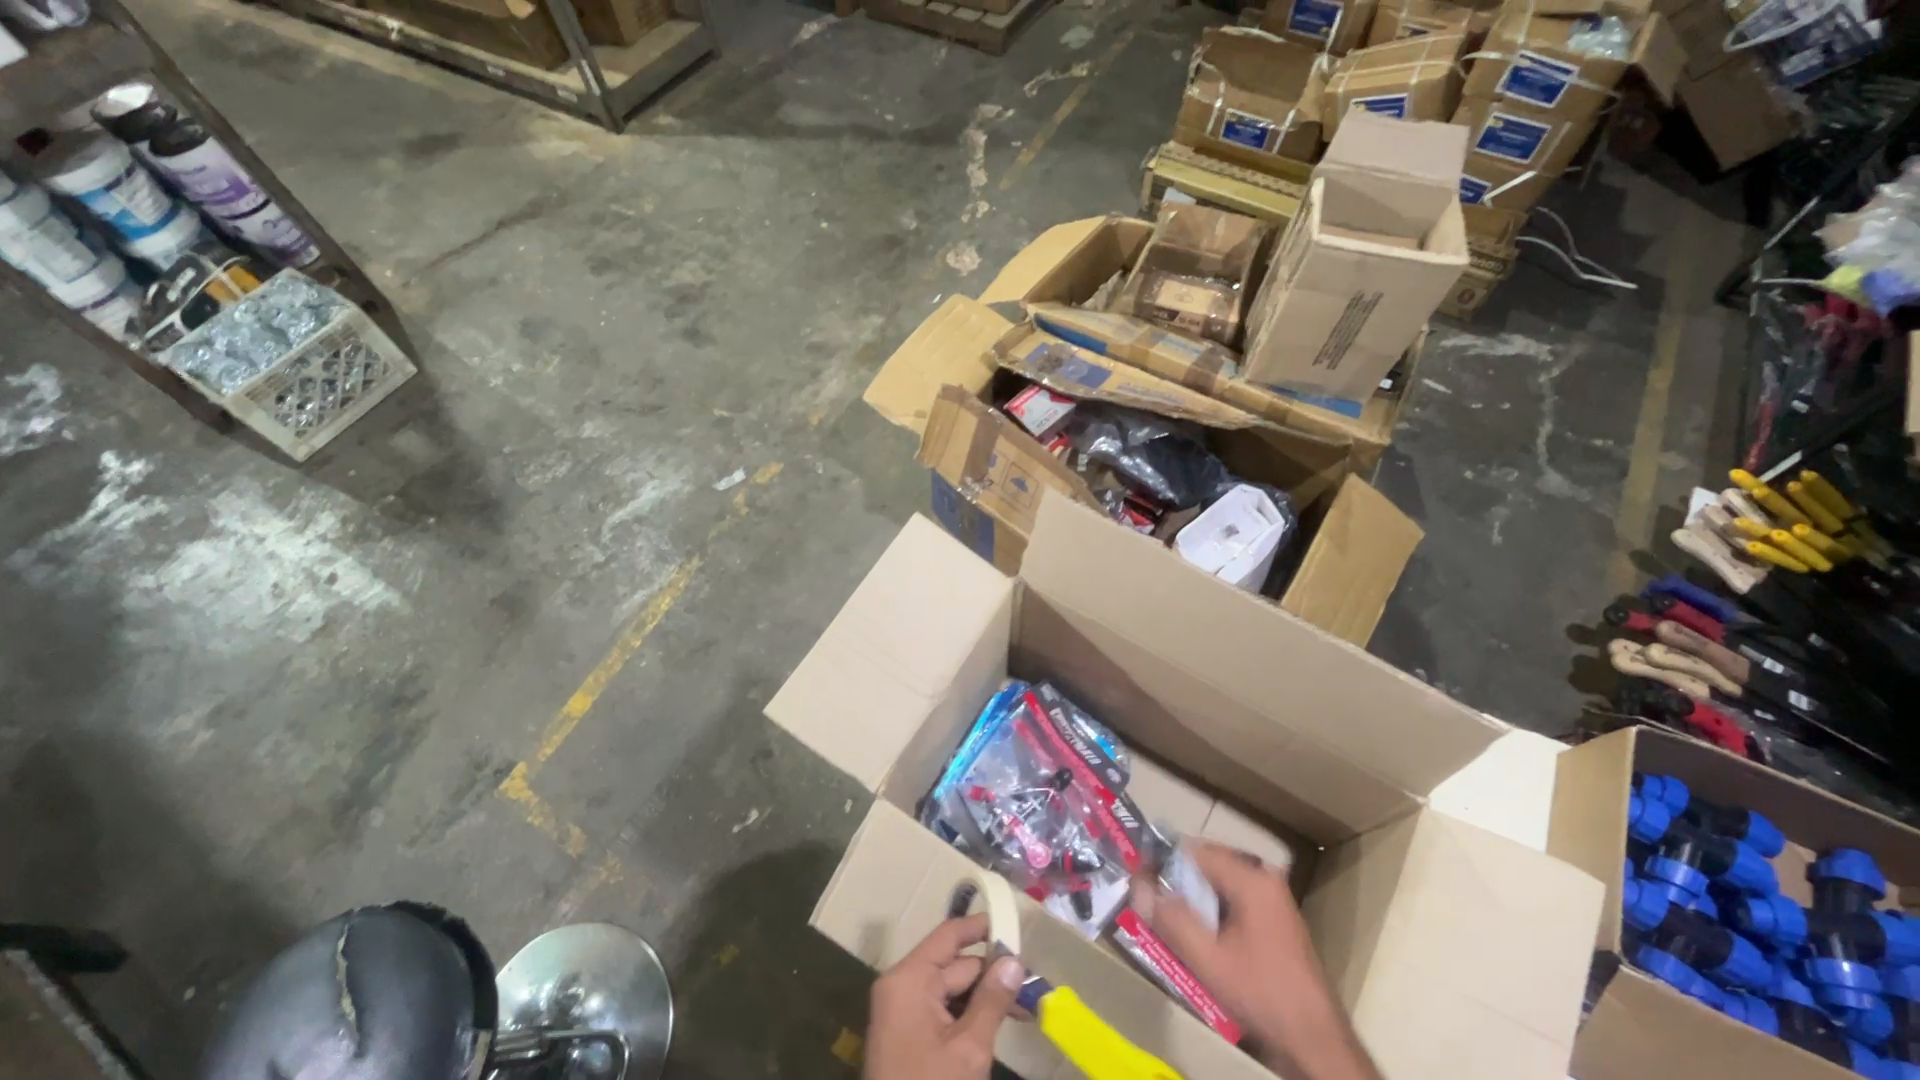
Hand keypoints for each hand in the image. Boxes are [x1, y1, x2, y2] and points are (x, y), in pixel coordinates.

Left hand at [864, 913, 1024, 1079]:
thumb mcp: (969, 1048)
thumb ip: (992, 1000)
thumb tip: (1014, 960)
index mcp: (909, 979)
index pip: (949, 936)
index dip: (982, 927)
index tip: (1016, 923)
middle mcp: (903, 986)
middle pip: (956, 965)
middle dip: (994, 973)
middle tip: (1034, 984)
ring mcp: (905, 1011)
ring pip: (955, 990)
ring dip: (987, 996)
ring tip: (1026, 1008)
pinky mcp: (911, 1034)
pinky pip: (946, 1011)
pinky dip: (972, 1015)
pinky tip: (1003, 1022)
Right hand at [1133, 841, 1380, 1079]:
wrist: (1313, 1040)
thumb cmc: (1260, 994)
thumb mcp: (1207, 958)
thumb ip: (1170, 918)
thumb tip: (1138, 886)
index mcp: (1252, 879)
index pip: (1195, 850)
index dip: (1162, 861)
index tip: (1137, 879)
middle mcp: (1266, 880)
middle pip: (1208, 866)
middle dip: (1177, 883)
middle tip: (1148, 902)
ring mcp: (1275, 902)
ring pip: (1220, 887)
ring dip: (1193, 901)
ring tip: (1167, 922)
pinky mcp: (1277, 923)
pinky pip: (1233, 903)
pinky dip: (1212, 914)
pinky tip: (1198, 940)